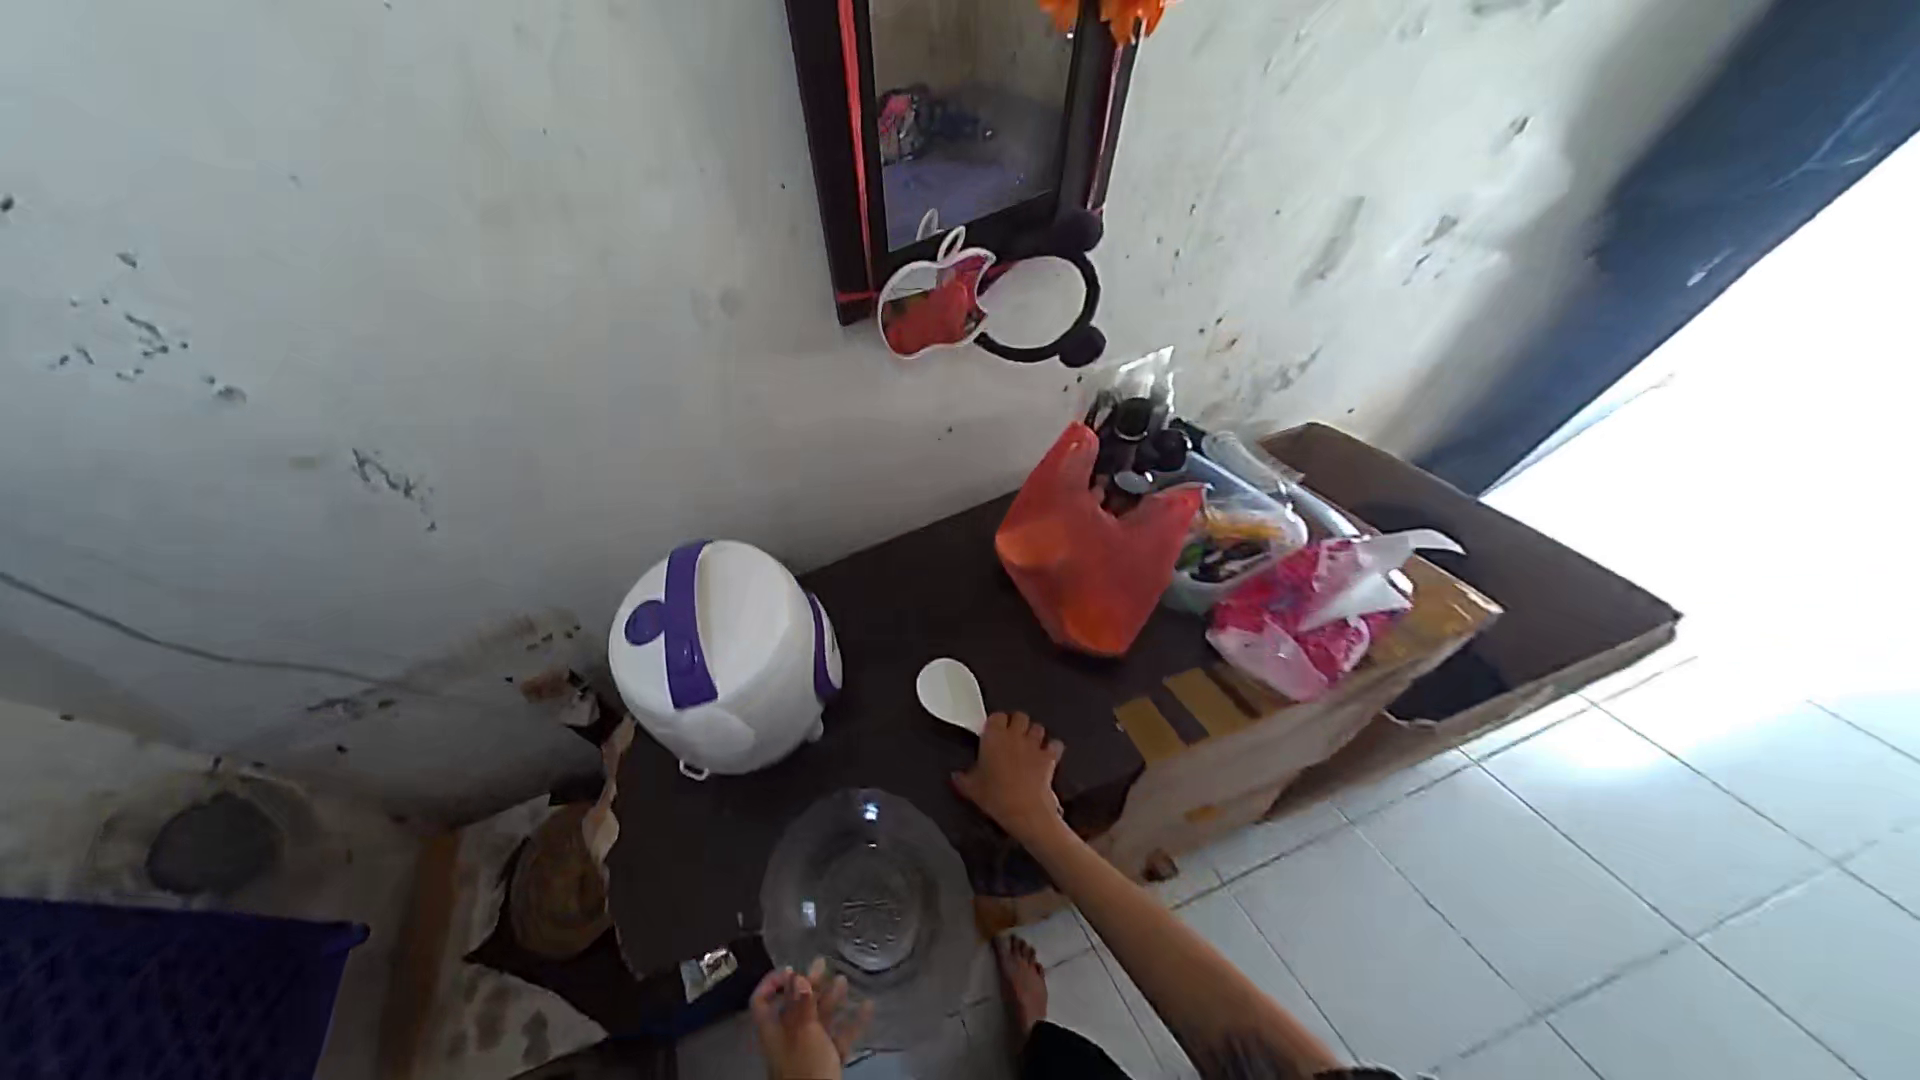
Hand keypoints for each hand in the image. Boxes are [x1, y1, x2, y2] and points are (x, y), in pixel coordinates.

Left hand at [749, 960, 870, 1079]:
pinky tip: (867, 1007)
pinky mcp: (826, 1061)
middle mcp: (788, 1038)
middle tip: (823, 964)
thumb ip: (802, 1002)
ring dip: (831, 999)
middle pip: (796, 1005)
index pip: (762, 1002)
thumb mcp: (804, 1032)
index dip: (772, 982)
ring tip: (844, 980)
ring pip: (819, 1019)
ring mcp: (808, 1050)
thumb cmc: (805, 1068)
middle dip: (809, 984)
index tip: (791, 967)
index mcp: (774, 1031)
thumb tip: (795, 973)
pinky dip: (852, 1022)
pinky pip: (839, 1036)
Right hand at [951, 712, 1064, 842]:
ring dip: (1034, 734)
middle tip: (1012, 737)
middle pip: (1020, 716)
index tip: (993, 733)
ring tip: (1030, 745)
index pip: (996, 716)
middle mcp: (1015, 734)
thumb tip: (955, 775)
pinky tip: (1048, 755)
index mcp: (993, 736)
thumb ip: (963, 778)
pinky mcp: (1050, 756)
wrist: (1025, 811)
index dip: (996, 723)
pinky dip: (1053, 747)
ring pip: (1038, 726)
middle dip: (1017, 724)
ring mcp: (1034, 744)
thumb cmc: (995, 797)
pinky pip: (1055, 744)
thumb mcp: (971, 789)